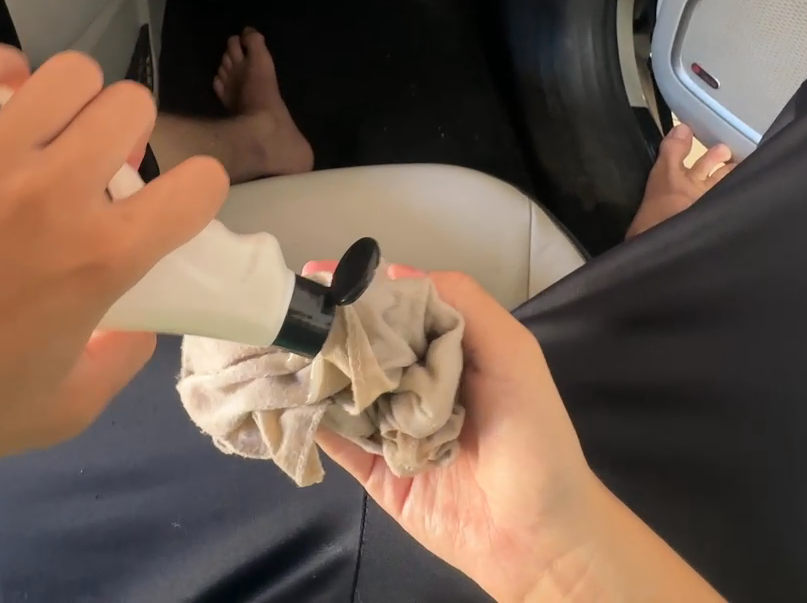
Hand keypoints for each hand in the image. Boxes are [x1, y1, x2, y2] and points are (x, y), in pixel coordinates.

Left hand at [0, 42, 230, 488]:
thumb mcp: (61, 410)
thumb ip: (123, 360)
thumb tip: (140, 320)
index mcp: (98, 259)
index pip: (199, 185)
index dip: (199, 190)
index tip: (172, 204)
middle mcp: (51, 192)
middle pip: (132, 105)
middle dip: (130, 133)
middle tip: (95, 166)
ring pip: (69, 73)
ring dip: (74, 101)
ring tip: (45, 133)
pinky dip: (0, 71)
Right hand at [310, 265, 721, 602]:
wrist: (538, 534)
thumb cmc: (532, 433)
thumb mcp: (512, 352)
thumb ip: (464, 302)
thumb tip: (394, 271)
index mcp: (441, 345)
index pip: (391, 307)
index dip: (356, 289)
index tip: (316, 273)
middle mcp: (410, 378)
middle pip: (359, 344)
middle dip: (322, 325)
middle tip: (280, 310)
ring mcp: (387, 422)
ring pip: (339, 387)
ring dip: (306, 367)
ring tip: (268, 345)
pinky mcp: (373, 468)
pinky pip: (334, 438)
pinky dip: (307, 417)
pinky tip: (280, 396)